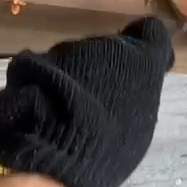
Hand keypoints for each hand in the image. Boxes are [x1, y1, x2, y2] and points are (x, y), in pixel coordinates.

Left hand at [0, 17, 174, 186]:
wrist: (57, 154)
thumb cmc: (110, 146)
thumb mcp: (139, 120)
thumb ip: (138, 89)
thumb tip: (131, 79)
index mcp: (140, 59)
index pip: (151, 32)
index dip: (144, 45)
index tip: (139, 65)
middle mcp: (106, 44)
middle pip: (108, 49)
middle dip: (103, 67)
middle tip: (96, 100)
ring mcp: (68, 49)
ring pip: (75, 57)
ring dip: (73, 75)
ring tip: (65, 109)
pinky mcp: (36, 59)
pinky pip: (45, 67)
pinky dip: (46, 81)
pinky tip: (41, 107)